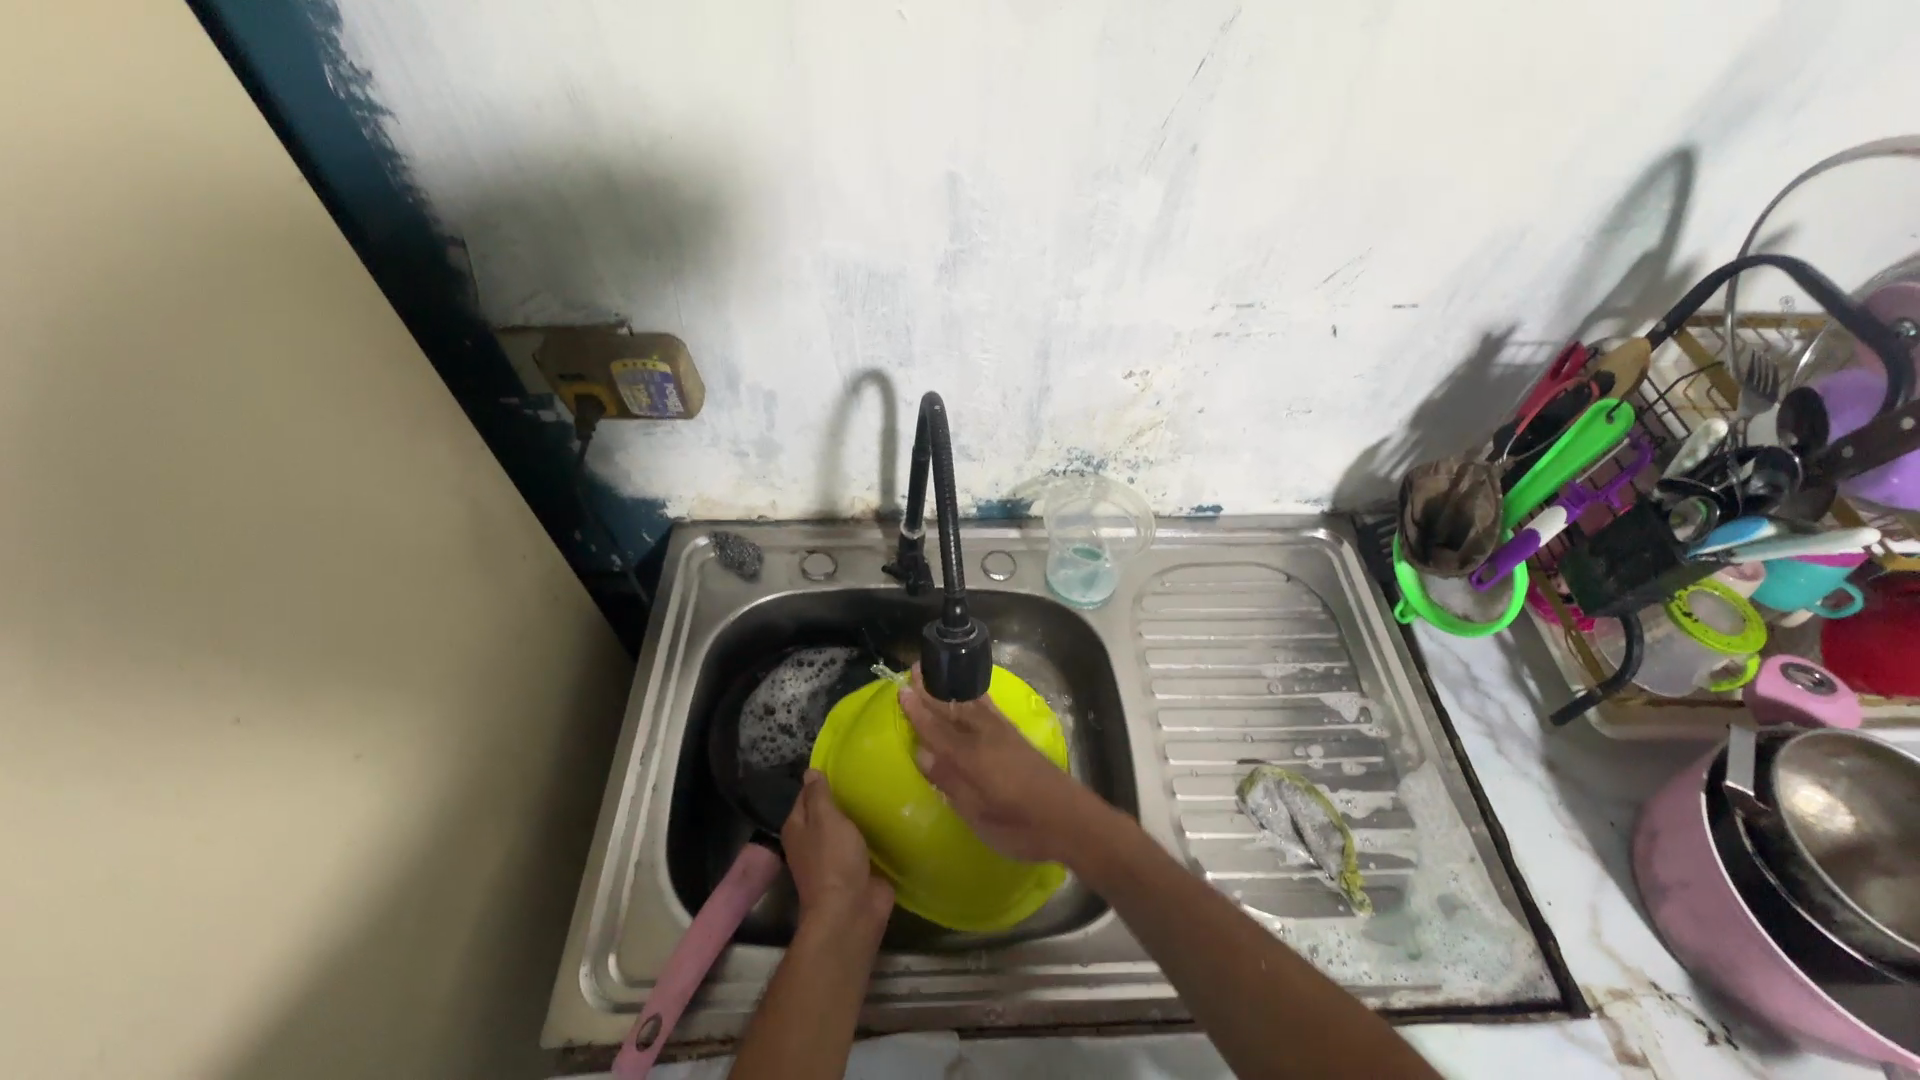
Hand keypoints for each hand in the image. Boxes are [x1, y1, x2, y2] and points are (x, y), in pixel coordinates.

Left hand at [781, 770, 892, 930]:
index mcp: (798, 828)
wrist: (851, 911)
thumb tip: (810, 771)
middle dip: (847, 797)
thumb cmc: (833, 860)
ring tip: (885, 791)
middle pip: (829, 812)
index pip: (807, 795)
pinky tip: (893, 819)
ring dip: (863, 816)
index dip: (822, 779)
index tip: (846, 762)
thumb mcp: (824, 819)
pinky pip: (867, 846)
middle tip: (871, 774)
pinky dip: (877, 835)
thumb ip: (819, 795)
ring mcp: (837, 858)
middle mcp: (813, 841)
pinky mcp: (859, 871)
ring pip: (849, 829)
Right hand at [898, 665, 1109, 863]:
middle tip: (914, 670)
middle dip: (932, 691)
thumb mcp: (977, 813)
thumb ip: (949, 780)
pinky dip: (976, 698)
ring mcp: (1004, 734)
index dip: (917, 712)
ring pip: (971, 704)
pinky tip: (973, 696)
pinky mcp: (1017, 737)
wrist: (1070, 820)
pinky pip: (989, 709)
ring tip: (937, 674)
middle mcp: (985, 737)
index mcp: (970, 756)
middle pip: (953, 709)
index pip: (936, 729)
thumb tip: (921, 752)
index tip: (900, 692)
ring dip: (952, 690)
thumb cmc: (1020, 826)